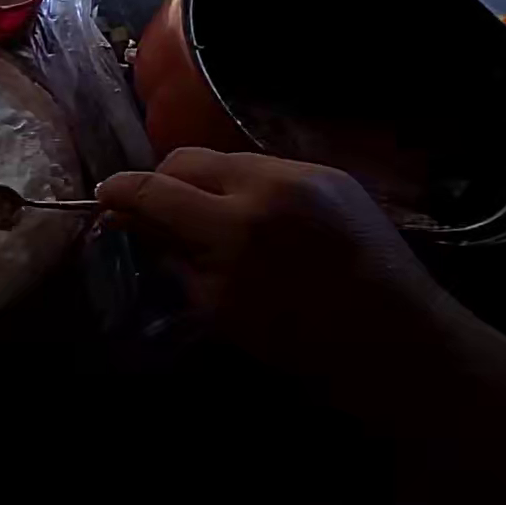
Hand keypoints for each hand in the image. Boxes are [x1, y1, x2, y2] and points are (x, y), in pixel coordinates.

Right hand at [97, 148, 457, 377]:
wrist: (402, 347)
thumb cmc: (296, 341)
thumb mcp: (213, 302)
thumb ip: (168, 249)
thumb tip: (128, 218)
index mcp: (236, 227)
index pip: (154, 189)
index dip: (119, 191)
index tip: (103, 197)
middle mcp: (270, 184)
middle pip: (185, 158)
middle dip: (160, 181)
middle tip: (154, 211)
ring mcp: (305, 173)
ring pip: (221, 158)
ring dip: (200, 182)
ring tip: (205, 214)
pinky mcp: (329, 173)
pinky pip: (260, 166)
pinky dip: (239, 185)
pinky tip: (249, 214)